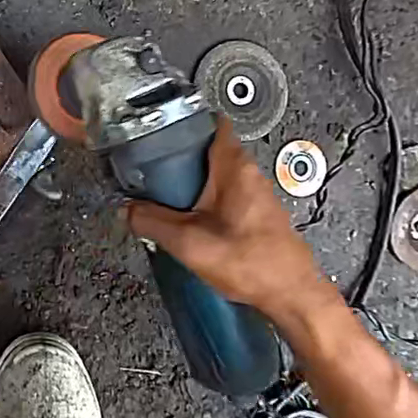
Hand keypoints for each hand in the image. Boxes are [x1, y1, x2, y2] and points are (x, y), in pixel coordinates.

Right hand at [125, 124, 326, 311]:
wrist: (290, 295)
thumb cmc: (250, 263)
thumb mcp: (187, 243)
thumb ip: (151, 222)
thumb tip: (127, 211)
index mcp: (234, 167)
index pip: (212, 124)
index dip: (184, 122)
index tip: (158, 130)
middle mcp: (248, 173)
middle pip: (207, 150)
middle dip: (177, 158)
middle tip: (148, 170)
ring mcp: (254, 193)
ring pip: (214, 174)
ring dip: (189, 182)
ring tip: (161, 197)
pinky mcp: (255, 212)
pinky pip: (222, 194)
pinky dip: (202, 200)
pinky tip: (186, 220)